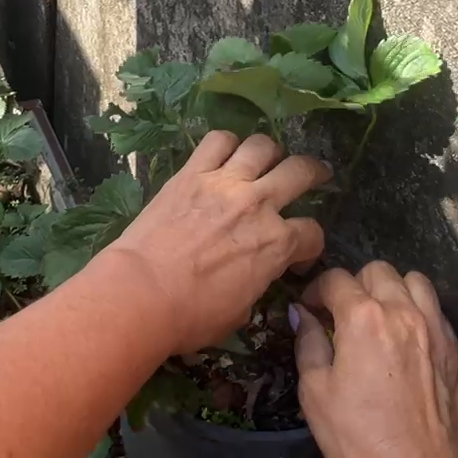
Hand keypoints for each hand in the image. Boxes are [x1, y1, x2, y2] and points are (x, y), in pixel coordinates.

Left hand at [96, 132, 328, 354]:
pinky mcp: (192, 171)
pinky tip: (226, 152)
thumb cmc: (191, 315)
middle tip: (315, 173)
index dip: (311, 244)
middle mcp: (258, 203)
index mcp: (276, 244)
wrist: (142, 291)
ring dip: (271, 151)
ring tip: (269, 157)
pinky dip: (227, 143)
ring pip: (261, 146)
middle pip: (300, 172)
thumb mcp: (241, 310)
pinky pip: (217, 141)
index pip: (312, 233)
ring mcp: (224, 182)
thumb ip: (258, 280)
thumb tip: (257, 270)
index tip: (300, 253)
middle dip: (313, 172)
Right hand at [294, 262, 457, 457]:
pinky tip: (409, 340)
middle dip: (356, 285)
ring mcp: (435, 330)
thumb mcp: (315, 392)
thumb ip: (307, 342)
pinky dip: (420, 314)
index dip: (318, 290)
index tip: (312, 308)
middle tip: (347, 314)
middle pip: (377, 270)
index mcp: (363, 317)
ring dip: (394, 290)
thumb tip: (301, 313)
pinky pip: (438, 312)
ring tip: (383, 316)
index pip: (335, 278)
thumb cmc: (358, 437)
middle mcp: (402, 312)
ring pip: (415, 281)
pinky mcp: (456, 352)